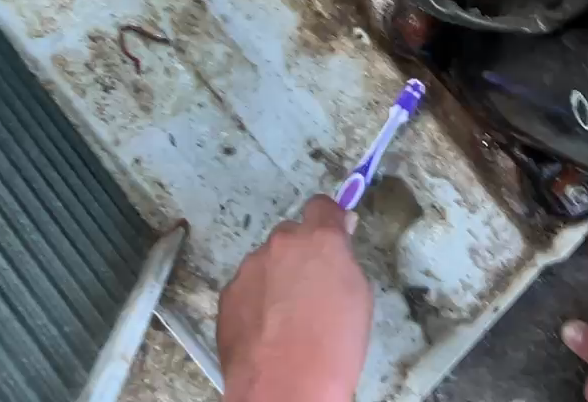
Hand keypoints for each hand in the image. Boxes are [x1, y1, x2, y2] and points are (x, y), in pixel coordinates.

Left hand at [218, 195, 371, 401]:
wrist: (285, 389)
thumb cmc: (334, 346)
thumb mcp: (358, 297)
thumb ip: (345, 259)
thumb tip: (339, 234)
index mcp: (319, 239)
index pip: (321, 205)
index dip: (327, 219)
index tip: (333, 235)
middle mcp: (282, 242)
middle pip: (292, 235)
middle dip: (300, 254)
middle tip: (309, 290)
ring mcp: (251, 265)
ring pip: (267, 261)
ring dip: (276, 277)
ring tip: (284, 319)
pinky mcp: (229, 291)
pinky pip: (247, 286)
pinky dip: (256, 300)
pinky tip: (265, 331)